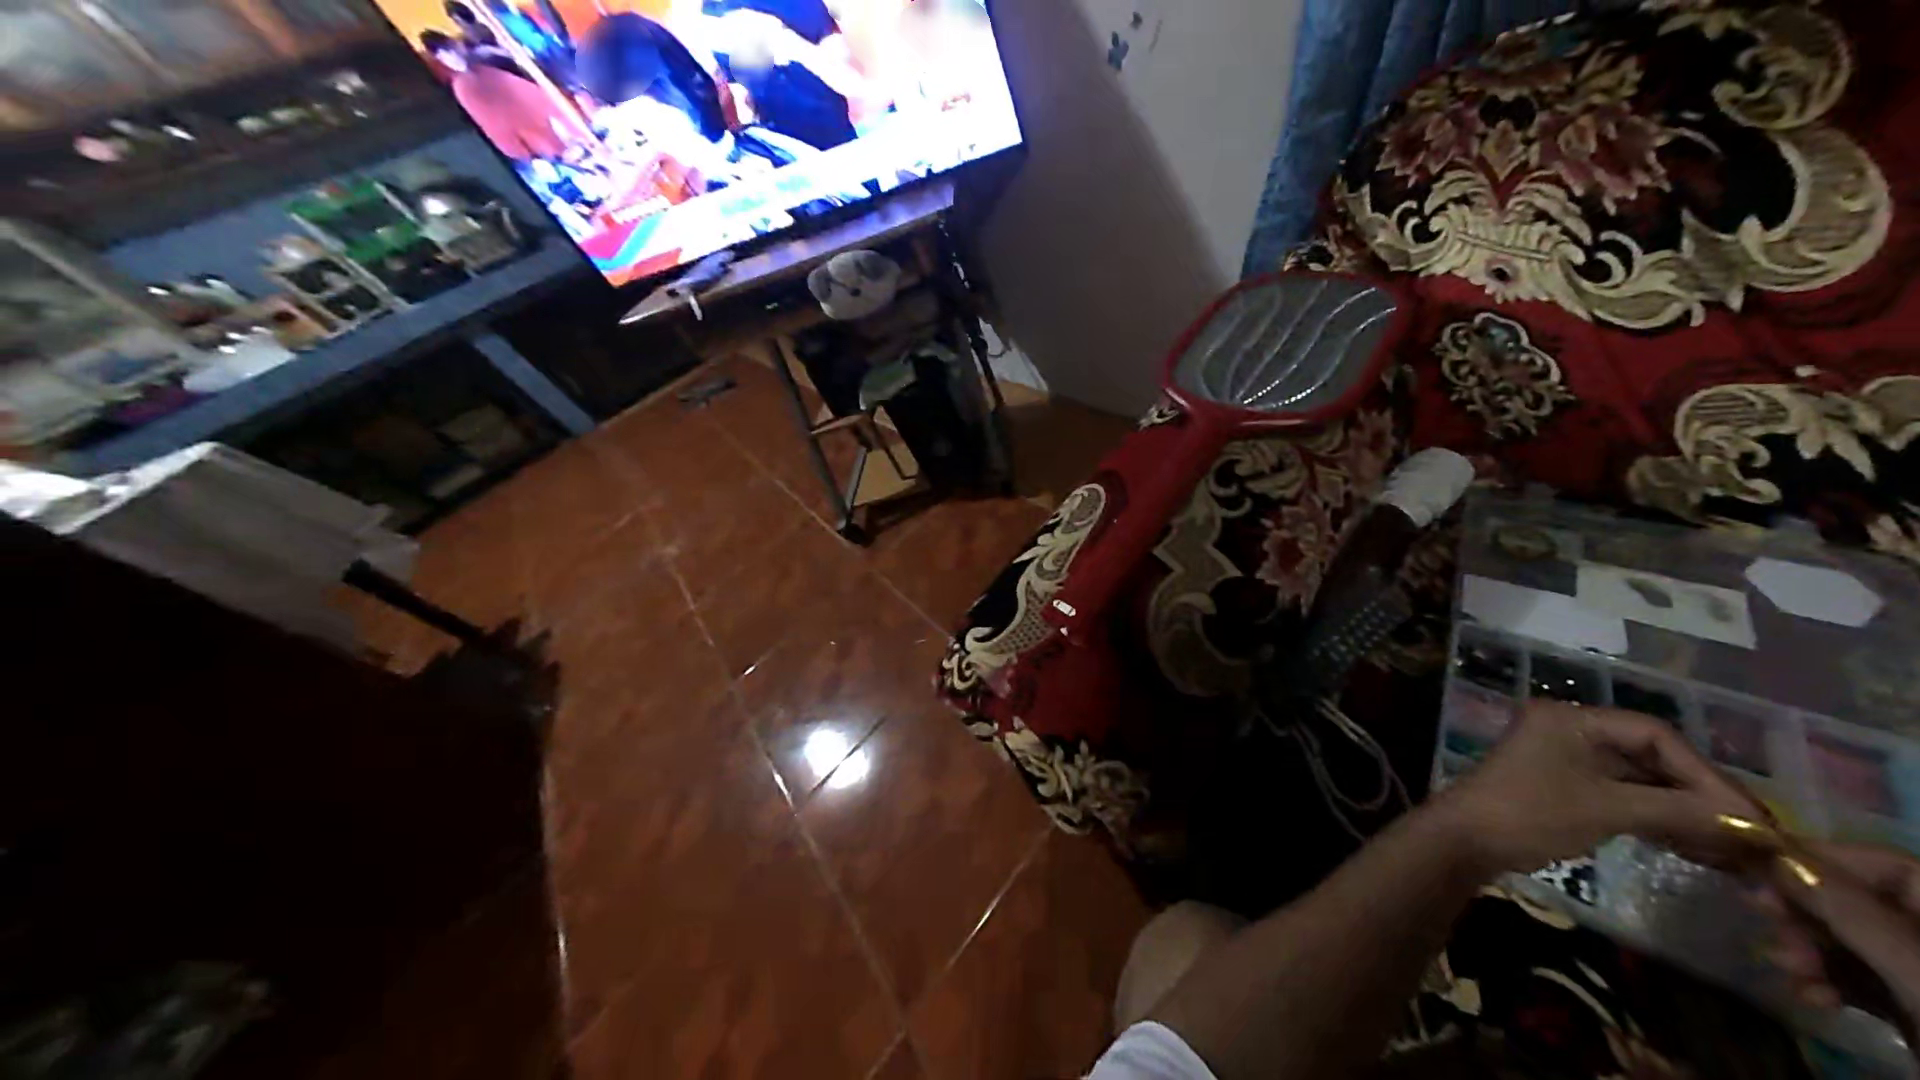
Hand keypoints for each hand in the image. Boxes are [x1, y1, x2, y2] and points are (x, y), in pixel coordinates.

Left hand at [1432, 701, 1767, 874]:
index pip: (1654, 734)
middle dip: (1701, 795)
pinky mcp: (1565, 787)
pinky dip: (1659, 820)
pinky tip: (1701, 850)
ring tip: (1738, 852)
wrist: (1465, 840)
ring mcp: (1565, 759)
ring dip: (1685, 813)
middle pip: (1651, 756)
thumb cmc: (1529, 813)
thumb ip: (1678, 811)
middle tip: (1754, 838)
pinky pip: (1623, 796)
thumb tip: (1754, 826)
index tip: (1750, 817)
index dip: (1706, 774)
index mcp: (1569, 719)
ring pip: (1641, 780)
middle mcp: (1568, 730)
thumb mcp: (1607, 809)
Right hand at [1761, 842, 1919, 1022]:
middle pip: (1862, 903)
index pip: (1891, 866)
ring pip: (1852, 942)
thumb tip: (1774, 854)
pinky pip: (1861, 978)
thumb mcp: (1913, 971)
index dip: (1825, 859)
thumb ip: (1850, 911)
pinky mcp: (1916, 1009)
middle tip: (1762, 916)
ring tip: (1790, 969)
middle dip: (1806, 912)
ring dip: (1807, 949)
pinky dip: (1826, 981)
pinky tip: (1812, 996)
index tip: (1761, 866)